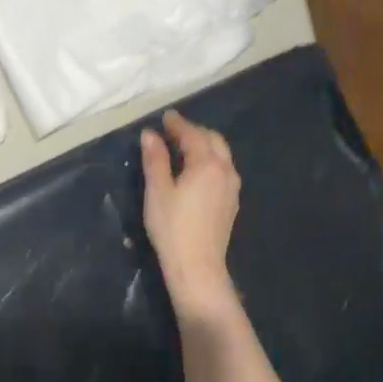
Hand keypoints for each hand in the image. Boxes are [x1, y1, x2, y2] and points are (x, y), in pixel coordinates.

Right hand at [141, 110, 240, 312]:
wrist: (197, 265)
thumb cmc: (172, 228)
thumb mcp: (157, 192)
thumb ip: (155, 160)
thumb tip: (150, 135)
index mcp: (206, 164)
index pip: (192, 135)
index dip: (178, 124)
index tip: (165, 117)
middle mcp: (225, 170)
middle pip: (213, 141)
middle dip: (195, 132)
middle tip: (175, 130)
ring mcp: (232, 187)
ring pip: (222, 156)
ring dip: (205, 146)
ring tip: (185, 147)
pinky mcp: (231, 202)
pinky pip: (223, 170)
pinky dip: (210, 161)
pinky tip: (197, 171)